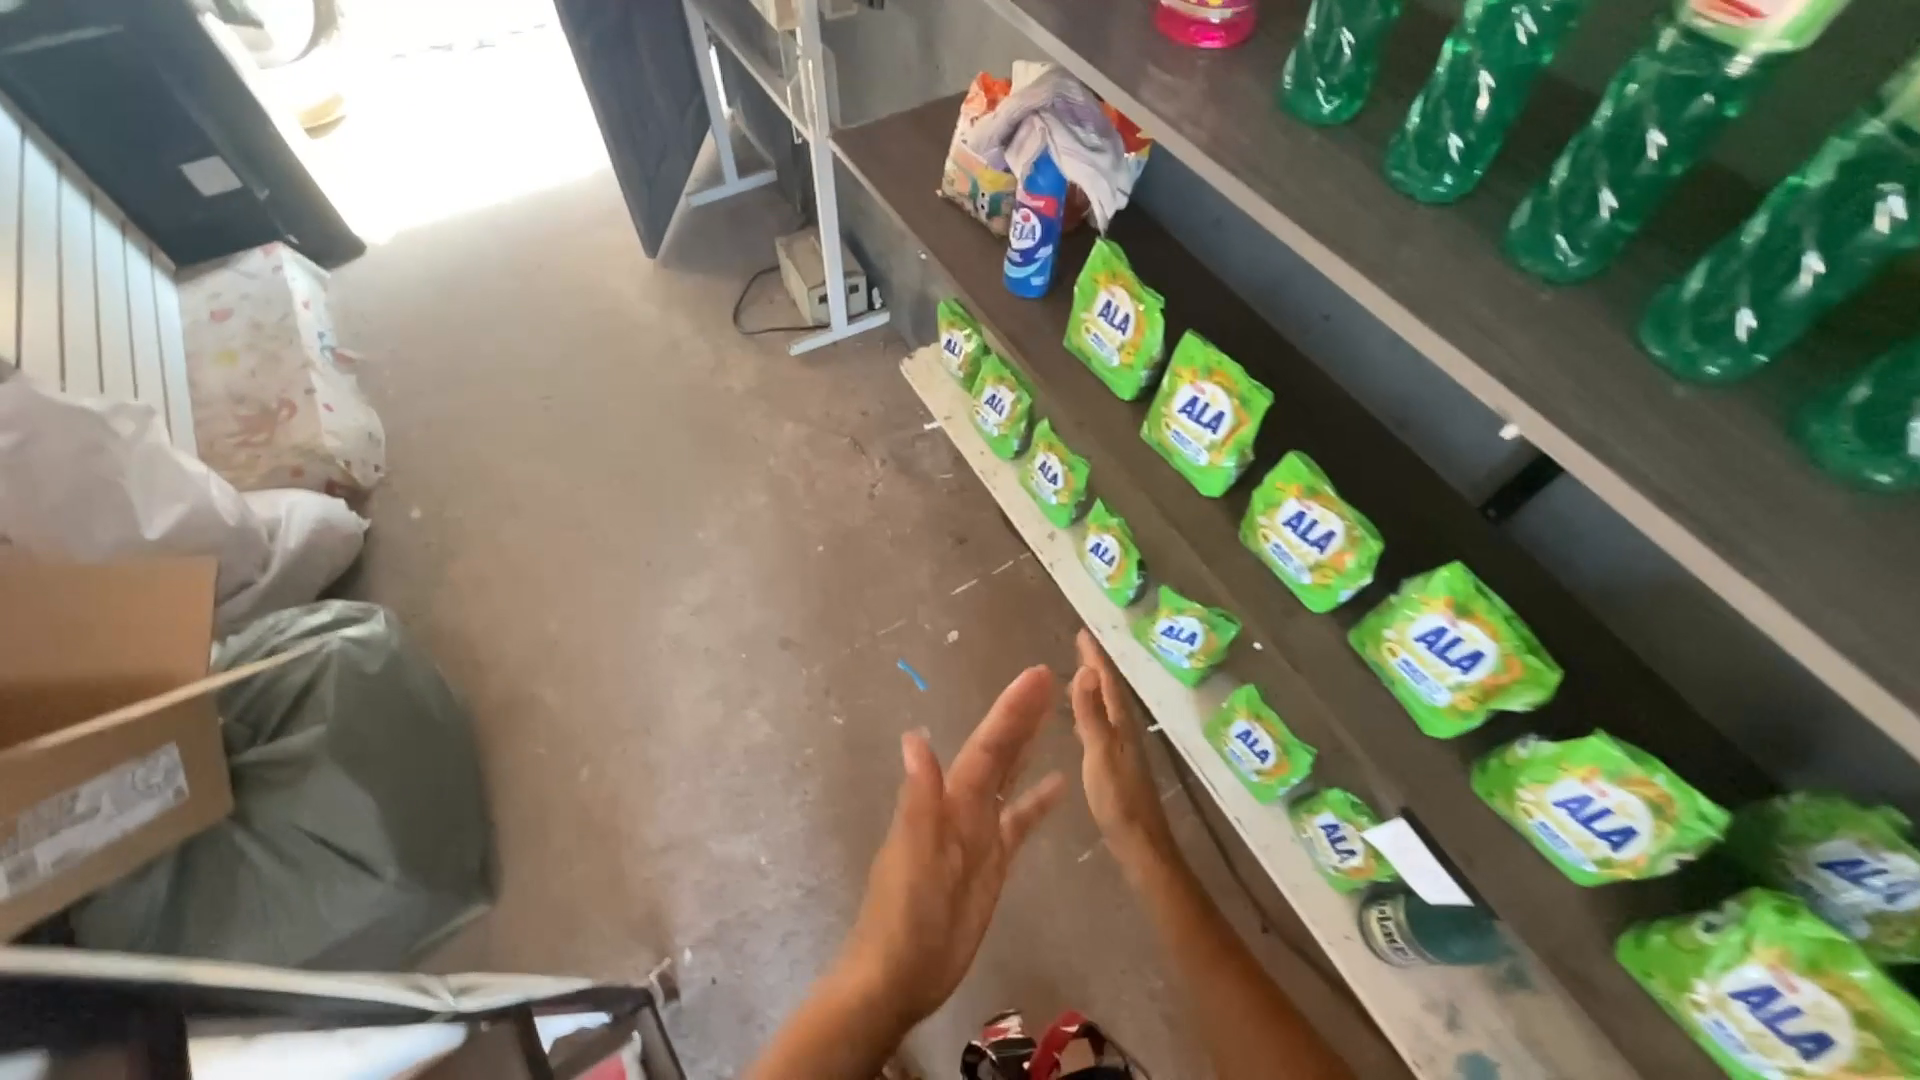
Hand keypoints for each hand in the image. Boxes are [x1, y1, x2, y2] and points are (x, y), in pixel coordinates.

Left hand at [833, 665, 1067, 1028]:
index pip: (986, 747)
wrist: (898, 976)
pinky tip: (1059, 785)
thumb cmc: (904, 917)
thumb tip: (915, 736)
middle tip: (1052, 680)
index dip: (1011, 711)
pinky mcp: (992, 864)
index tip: (1038, 676)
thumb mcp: (912, 856)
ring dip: (1028, 748)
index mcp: (948, 801)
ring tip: (1056, 715)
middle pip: (999, 753)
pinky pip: (1019, 823)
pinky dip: (1037, 803)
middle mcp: (964, 808)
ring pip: (1009, 779)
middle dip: (1023, 717)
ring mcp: (979, 835)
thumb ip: (918, 799)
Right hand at [1069, 630, 1177, 878]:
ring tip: (1080, 674)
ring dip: (1095, 688)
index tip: (1083, 632)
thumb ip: (1091, 713)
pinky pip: (1104, 725)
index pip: (1106, 682)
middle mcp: (1126, 731)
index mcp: (1121, 725)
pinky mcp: (1118, 765)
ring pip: (1109, 708)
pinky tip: (1083, 721)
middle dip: (1096, 667)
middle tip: (1081, 645)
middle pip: (1110, 690)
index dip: (1095, 657)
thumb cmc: (1118, 799)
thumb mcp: (1099, 753)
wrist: (1141, 845)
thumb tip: (1086, 669)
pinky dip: (1092, 712)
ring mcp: (1124, 749)